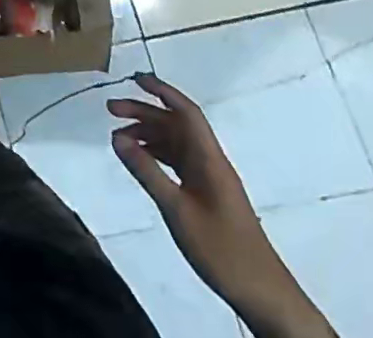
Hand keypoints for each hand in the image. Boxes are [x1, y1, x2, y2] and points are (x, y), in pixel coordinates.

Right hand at [109, 74, 333, 337]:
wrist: (263, 294)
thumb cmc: (222, 249)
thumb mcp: (176, 209)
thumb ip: (146, 171)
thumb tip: (116, 136)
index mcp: (211, 163)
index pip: (187, 115)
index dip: (163, 92)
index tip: (134, 78)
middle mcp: (212, 164)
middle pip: (177, 126)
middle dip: (144, 111)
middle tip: (109, 110)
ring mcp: (210, 180)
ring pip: (176, 143)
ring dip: (147, 133)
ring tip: (117, 137)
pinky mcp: (206, 195)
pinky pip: (178, 161)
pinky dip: (155, 152)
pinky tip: (138, 158)